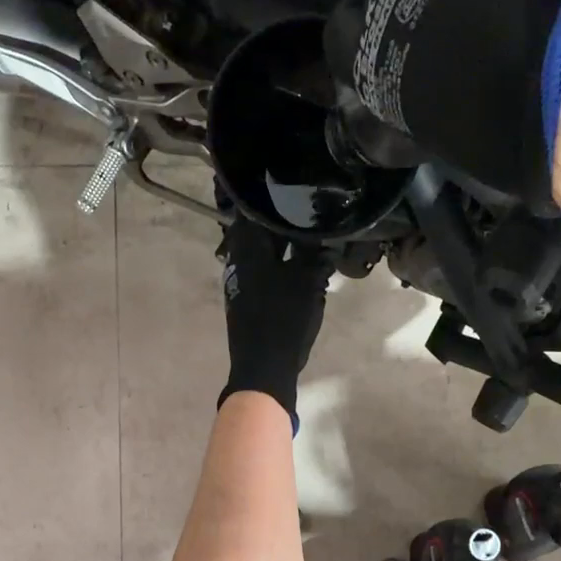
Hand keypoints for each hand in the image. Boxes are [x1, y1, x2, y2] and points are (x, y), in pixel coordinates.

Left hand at [217, 216, 334, 424]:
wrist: (262, 368)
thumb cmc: (283, 319)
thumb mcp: (307, 281)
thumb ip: (316, 253)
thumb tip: (323, 234)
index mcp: (248, 247)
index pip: (256, 208)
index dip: (276, 198)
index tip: (296, 192)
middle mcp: (238, 260)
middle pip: (258, 231)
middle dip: (282, 224)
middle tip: (309, 218)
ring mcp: (239, 282)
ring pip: (261, 254)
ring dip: (281, 248)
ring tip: (308, 243)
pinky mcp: (245, 301)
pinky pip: (262, 273)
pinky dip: (278, 267)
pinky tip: (296, 271)